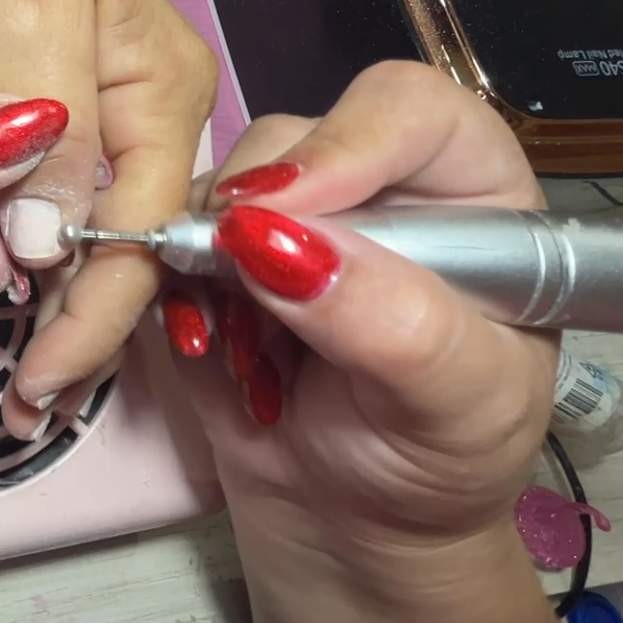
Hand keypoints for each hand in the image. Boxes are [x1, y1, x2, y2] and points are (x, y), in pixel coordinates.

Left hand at [0, 0, 216, 428]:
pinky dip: (7, 239)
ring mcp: (101, 119)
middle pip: (116, 238)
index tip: (48, 376)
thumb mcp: (23, 4)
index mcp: (157, 89)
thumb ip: (45, 114)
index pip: (140, 224)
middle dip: (69, 317)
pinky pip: (42, 197)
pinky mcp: (58, 120)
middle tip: (26, 392)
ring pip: (75, 227)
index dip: (96, 305)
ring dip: (31, 284)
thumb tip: (58, 237)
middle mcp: (142, 114)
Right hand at [160, 61, 557, 553]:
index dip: (343, 140)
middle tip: (238, 284)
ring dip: (202, 256)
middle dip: (247, 209)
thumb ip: (385, 320)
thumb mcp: (451, 406)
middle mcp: (363, 190)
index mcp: (461, 202)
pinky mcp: (208, 250)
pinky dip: (164, 279)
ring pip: (209, 182)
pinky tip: (203, 338)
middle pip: (285, 137)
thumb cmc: (428, 459)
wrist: (338, 508)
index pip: (408, 114)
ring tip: (239, 342)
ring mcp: (275, 219)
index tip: (281, 206)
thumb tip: (268, 239)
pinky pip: (161, 231)